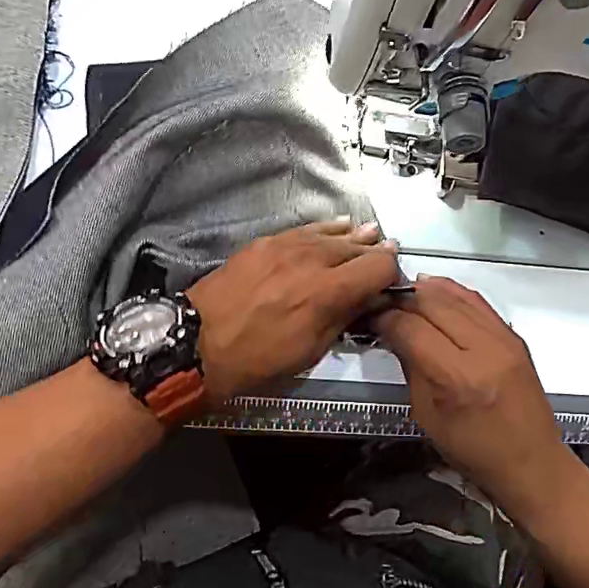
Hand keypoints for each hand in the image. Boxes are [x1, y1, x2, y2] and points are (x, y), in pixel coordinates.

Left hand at [186, 220, 400, 402]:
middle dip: (373, 254)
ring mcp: (285, 246)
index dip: (391, 275)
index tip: (389, 285)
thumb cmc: (255, 359)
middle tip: (381, 262)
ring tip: (368, 235)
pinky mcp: (265, 242)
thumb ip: (342, 318)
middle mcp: (310, 259)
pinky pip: (304, 229)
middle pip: (358, 245)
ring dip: (352, 238)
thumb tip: (365, 300)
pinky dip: (324, 231)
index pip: (379, 266)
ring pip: (332, 233)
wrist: (197, 340)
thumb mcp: (309, 352)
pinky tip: (334, 228)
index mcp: (327, 292)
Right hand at [376, 277, 576, 509]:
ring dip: (424, 290)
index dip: (385, 317)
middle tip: (383, 303)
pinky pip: (476, 300)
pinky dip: (450, 291)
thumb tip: (391, 331)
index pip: (410, 327)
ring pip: (454, 294)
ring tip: (403, 295)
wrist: (533, 465)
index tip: (370, 316)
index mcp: (457, 377)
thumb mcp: (426, 414)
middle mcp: (484, 350)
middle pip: (432, 302)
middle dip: (401, 299)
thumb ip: (409, 366)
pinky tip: (433, 291)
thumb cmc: (473, 450)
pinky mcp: (514, 335)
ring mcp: (504, 339)